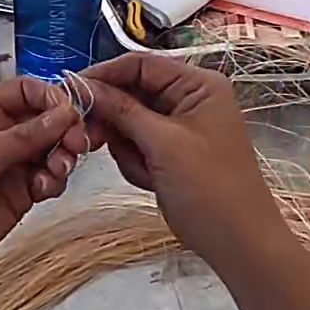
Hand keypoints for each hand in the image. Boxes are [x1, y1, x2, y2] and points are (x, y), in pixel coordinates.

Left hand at [0, 76, 89, 284]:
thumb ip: (24, 135)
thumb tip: (66, 112)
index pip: (23, 90)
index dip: (50, 97)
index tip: (72, 114)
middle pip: (43, 118)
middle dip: (63, 129)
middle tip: (76, 146)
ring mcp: (8, 162)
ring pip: (50, 147)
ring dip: (61, 156)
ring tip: (57, 172)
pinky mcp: (19, 190)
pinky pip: (48, 176)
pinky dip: (53, 180)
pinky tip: (42, 190)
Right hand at [81, 53, 287, 259]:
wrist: (239, 245)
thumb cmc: (209, 187)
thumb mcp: (162, 143)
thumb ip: (120, 109)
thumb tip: (82, 85)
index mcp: (198, 85)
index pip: (139, 64)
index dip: (104, 74)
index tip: (70, 90)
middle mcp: (187, 98)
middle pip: (129, 91)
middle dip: (112, 117)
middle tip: (90, 136)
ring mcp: (176, 125)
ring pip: (126, 118)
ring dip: (124, 144)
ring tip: (141, 168)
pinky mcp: (167, 150)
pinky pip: (132, 141)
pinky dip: (132, 159)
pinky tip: (148, 178)